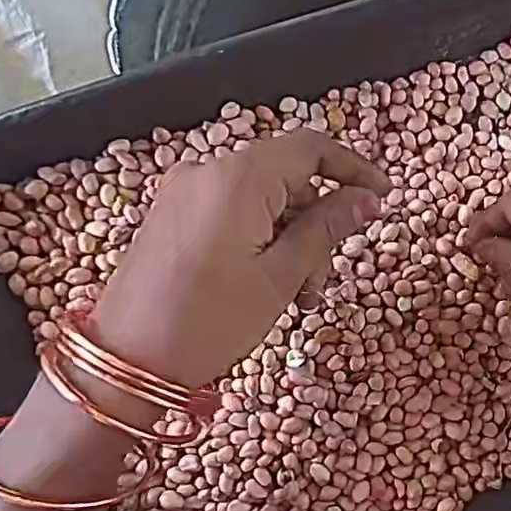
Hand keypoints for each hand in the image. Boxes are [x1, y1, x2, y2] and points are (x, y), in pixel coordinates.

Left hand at [90, 131, 390, 385]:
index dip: (355, 169)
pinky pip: (233, 215)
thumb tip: (368, 199)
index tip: (385, 197)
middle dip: (318, 225)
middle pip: (288, 181)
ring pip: (263, 202)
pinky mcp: (173, 218)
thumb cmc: (211, 320)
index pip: (311, 148)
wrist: (125, 362)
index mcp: (238, 178)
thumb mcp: (281, 276)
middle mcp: (207, 172)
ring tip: (296, 297)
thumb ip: (327, 228)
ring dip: (292, 241)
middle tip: (322, 284)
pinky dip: (262, 242)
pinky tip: (266, 286)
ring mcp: (184, 194)